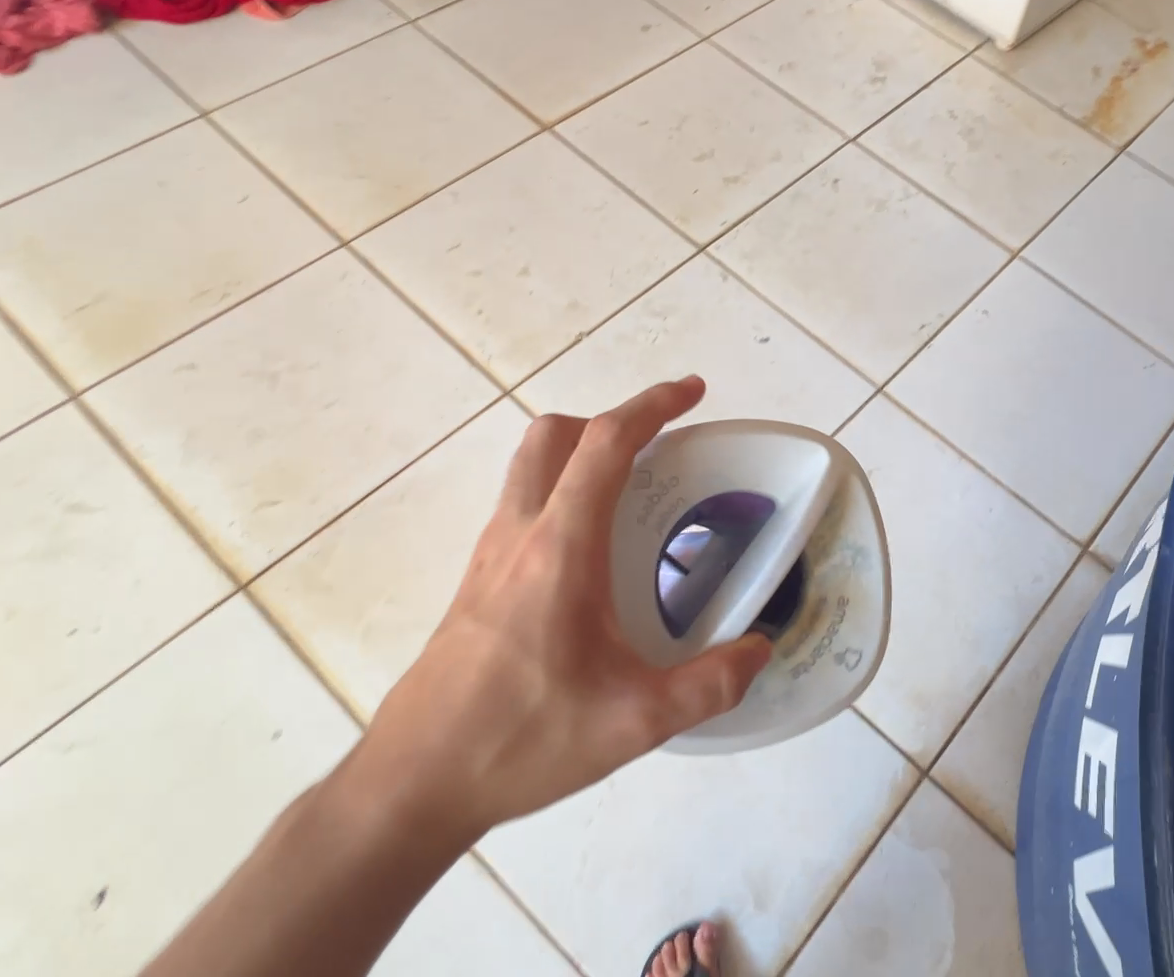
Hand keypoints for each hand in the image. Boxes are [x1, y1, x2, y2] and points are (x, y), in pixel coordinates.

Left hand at [342, 376, 772, 843]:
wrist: (415, 782)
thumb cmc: (522, 741)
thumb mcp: (635, 722)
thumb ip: (710, 686)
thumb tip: (758, 652)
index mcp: (561, 549)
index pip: (605, 445)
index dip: (652, 406)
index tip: (691, 392)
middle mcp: (519, 536)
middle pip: (554, 436)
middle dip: (611, 421)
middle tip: (660, 447)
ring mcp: (489, 557)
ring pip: (530, 467)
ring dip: (582, 454)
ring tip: (634, 495)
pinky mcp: (477, 582)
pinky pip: (522, 505)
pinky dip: (562, 493)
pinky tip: (594, 555)